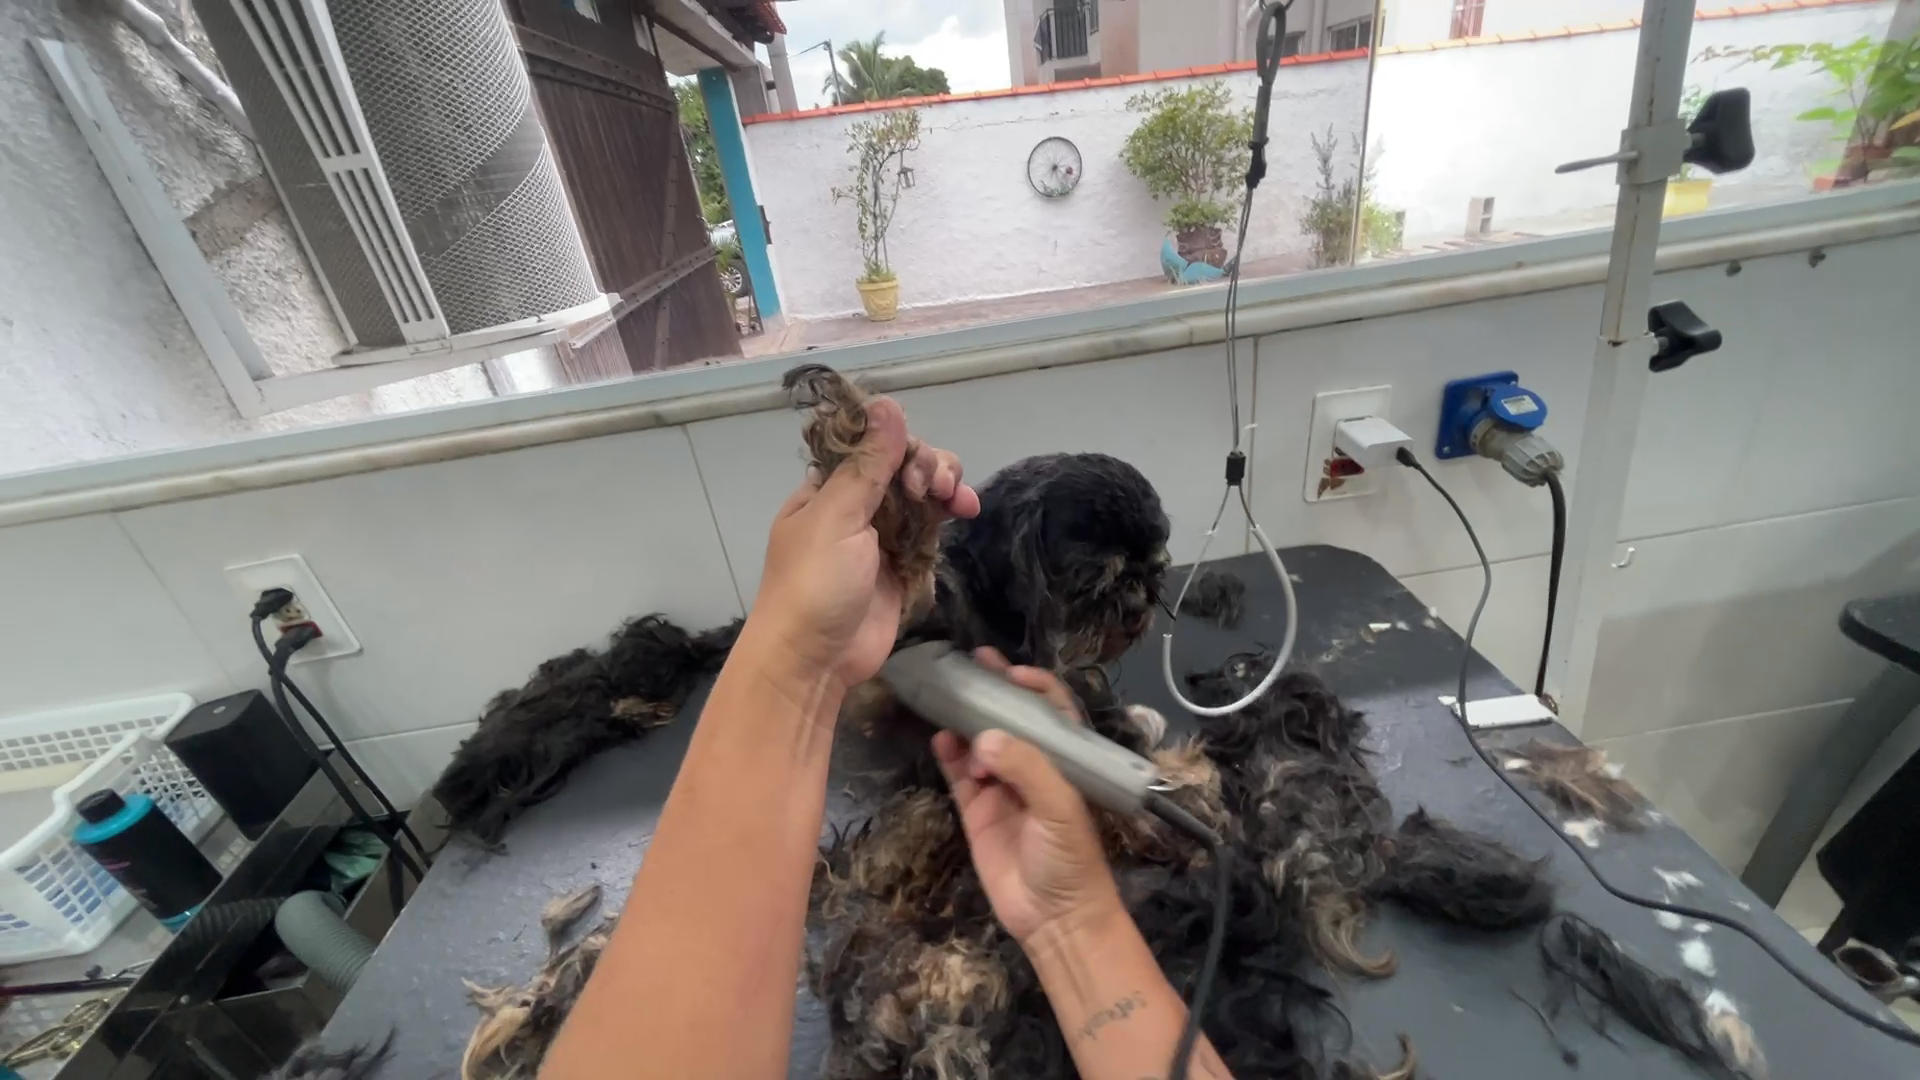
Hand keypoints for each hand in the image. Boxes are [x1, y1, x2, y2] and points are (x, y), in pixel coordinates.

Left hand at [752, 396, 978, 692]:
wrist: (814, 660)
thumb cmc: (814, 583)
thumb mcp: (837, 517)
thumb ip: (869, 464)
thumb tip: (888, 403)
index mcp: (828, 488)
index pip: (873, 446)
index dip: (901, 445)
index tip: (915, 467)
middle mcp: (855, 506)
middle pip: (903, 467)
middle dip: (929, 468)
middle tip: (937, 489)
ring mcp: (881, 537)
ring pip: (921, 496)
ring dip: (944, 488)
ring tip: (961, 501)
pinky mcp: (902, 565)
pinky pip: (929, 529)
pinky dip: (945, 518)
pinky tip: (964, 512)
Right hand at [934, 649, 1121, 944]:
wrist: (1054, 919)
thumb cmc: (1070, 858)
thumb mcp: (1059, 807)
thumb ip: (1025, 768)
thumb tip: (983, 738)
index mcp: (1063, 759)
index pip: (1051, 710)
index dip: (1035, 686)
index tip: (1012, 672)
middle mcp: (1032, 765)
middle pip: (1012, 718)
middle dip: (995, 690)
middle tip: (974, 661)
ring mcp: (1001, 786)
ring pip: (980, 741)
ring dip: (966, 719)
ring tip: (949, 695)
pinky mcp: (976, 809)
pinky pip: (959, 773)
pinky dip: (949, 754)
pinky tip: (940, 737)